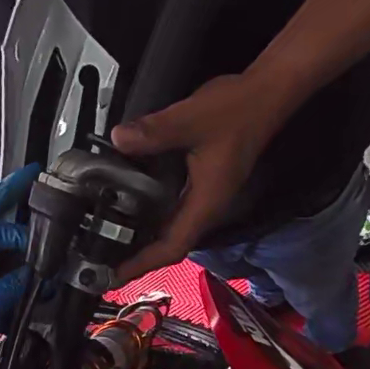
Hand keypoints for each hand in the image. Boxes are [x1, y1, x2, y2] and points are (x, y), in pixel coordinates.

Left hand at [0, 164, 39, 368]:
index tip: (41, 234)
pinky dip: (22, 276)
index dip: (14, 227)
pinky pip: (4, 281)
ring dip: (19, 242)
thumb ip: (12, 282)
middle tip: (33, 178)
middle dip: (9, 203)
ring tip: (41, 221)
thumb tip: (39, 269)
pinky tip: (39, 271)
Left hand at [111, 72, 287, 281]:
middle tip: (103, 263)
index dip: (143, 265)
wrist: (266, 92)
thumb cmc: (238, 109)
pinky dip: (150, 217)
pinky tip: (130, 209)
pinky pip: (172, 211)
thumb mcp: (192, 118)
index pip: (172, 248)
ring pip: (170, 230)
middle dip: (138, 259)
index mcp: (206, 203)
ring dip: (143, 241)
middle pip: (169, 247)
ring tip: (110, 244)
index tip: (115, 276)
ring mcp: (205, 198)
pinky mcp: (202, 185)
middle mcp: (206, 208)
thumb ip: (155, 131)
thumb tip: (119, 139)